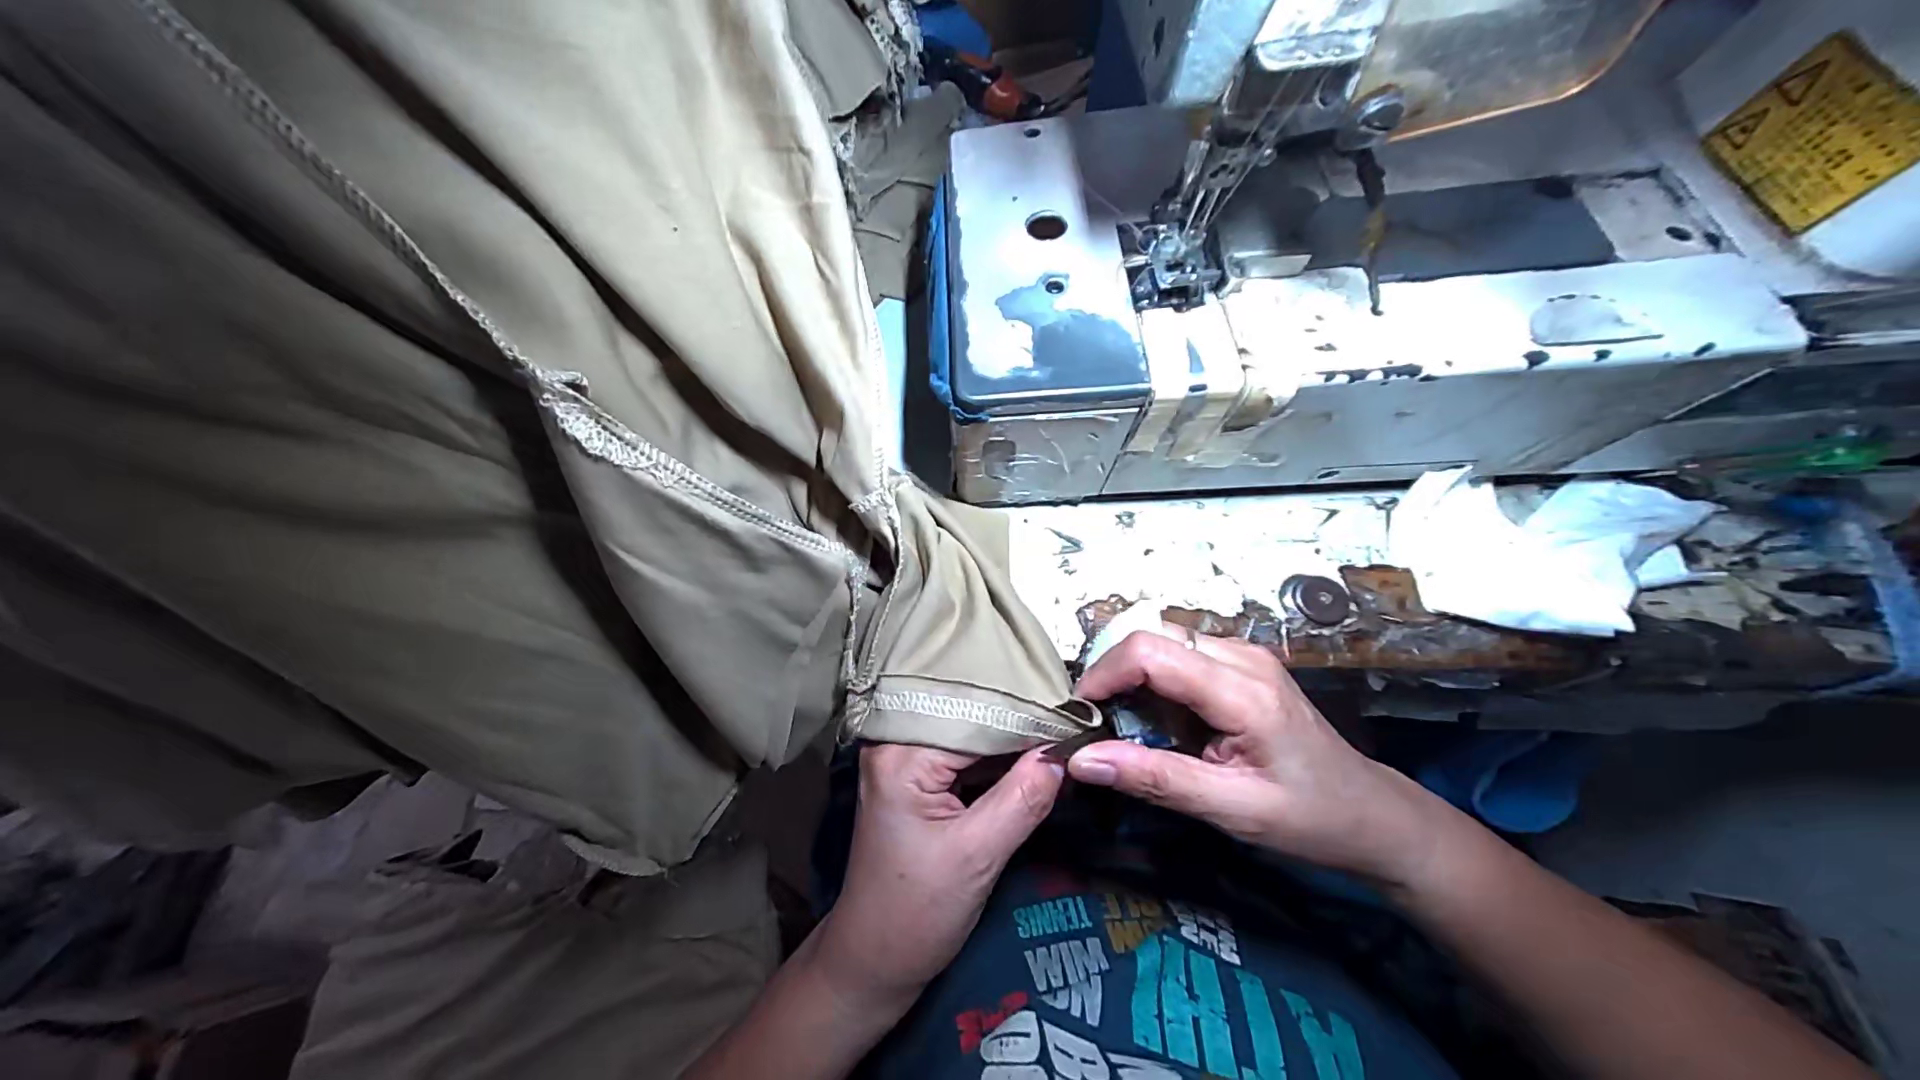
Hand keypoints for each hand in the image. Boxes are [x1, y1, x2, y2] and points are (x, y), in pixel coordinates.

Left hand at [812, 744, 1064, 1009]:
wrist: (874, 958)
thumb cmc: (916, 913)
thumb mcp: (978, 856)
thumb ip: (1023, 798)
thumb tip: (1062, 752)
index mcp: (901, 755)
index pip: (975, 717)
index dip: (1026, 718)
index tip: (1073, 720)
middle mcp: (894, 743)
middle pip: (970, 719)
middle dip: (1019, 724)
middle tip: (1071, 723)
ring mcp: (901, 758)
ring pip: (968, 735)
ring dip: (1010, 740)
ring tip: (1059, 734)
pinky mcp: (913, 776)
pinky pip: (962, 755)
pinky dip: (995, 759)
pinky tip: (1030, 756)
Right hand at [1068, 628, 1448, 888]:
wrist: (1373, 815)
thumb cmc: (1310, 818)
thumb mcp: (1230, 809)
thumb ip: (1154, 779)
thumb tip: (1081, 760)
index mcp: (1242, 690)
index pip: (1150, 651)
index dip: (1103, 675)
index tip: (1081, 715)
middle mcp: (1241, 657)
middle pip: (1152, 636)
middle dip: (1112, 674)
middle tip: (1097, 722)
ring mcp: (1244, 656)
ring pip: (1163, 641)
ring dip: (1131, 676)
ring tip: (1122, 724)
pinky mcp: (1241, 665)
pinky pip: (1180, 655)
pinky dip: (1153, 680)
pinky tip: (1156, 719)